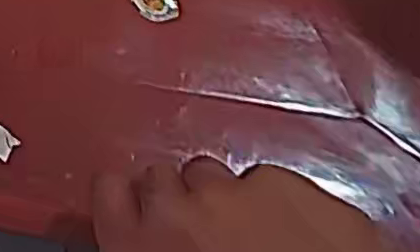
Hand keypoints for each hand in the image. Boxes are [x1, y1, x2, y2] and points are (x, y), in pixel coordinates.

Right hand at [94, 159, 384, 251]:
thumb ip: (150, 251)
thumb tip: (153, 241)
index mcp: (142, 245)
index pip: (108, 188)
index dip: (130, 205)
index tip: (148, 222)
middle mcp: (180, 207)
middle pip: (162, 178)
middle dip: (187, 205)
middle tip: (219, 249)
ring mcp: (243, 192)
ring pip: (219, 175)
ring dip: (235, 206)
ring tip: (268, 248)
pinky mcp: (304, 192)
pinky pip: (281, 184)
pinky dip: (292, 212)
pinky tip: (311, 248)